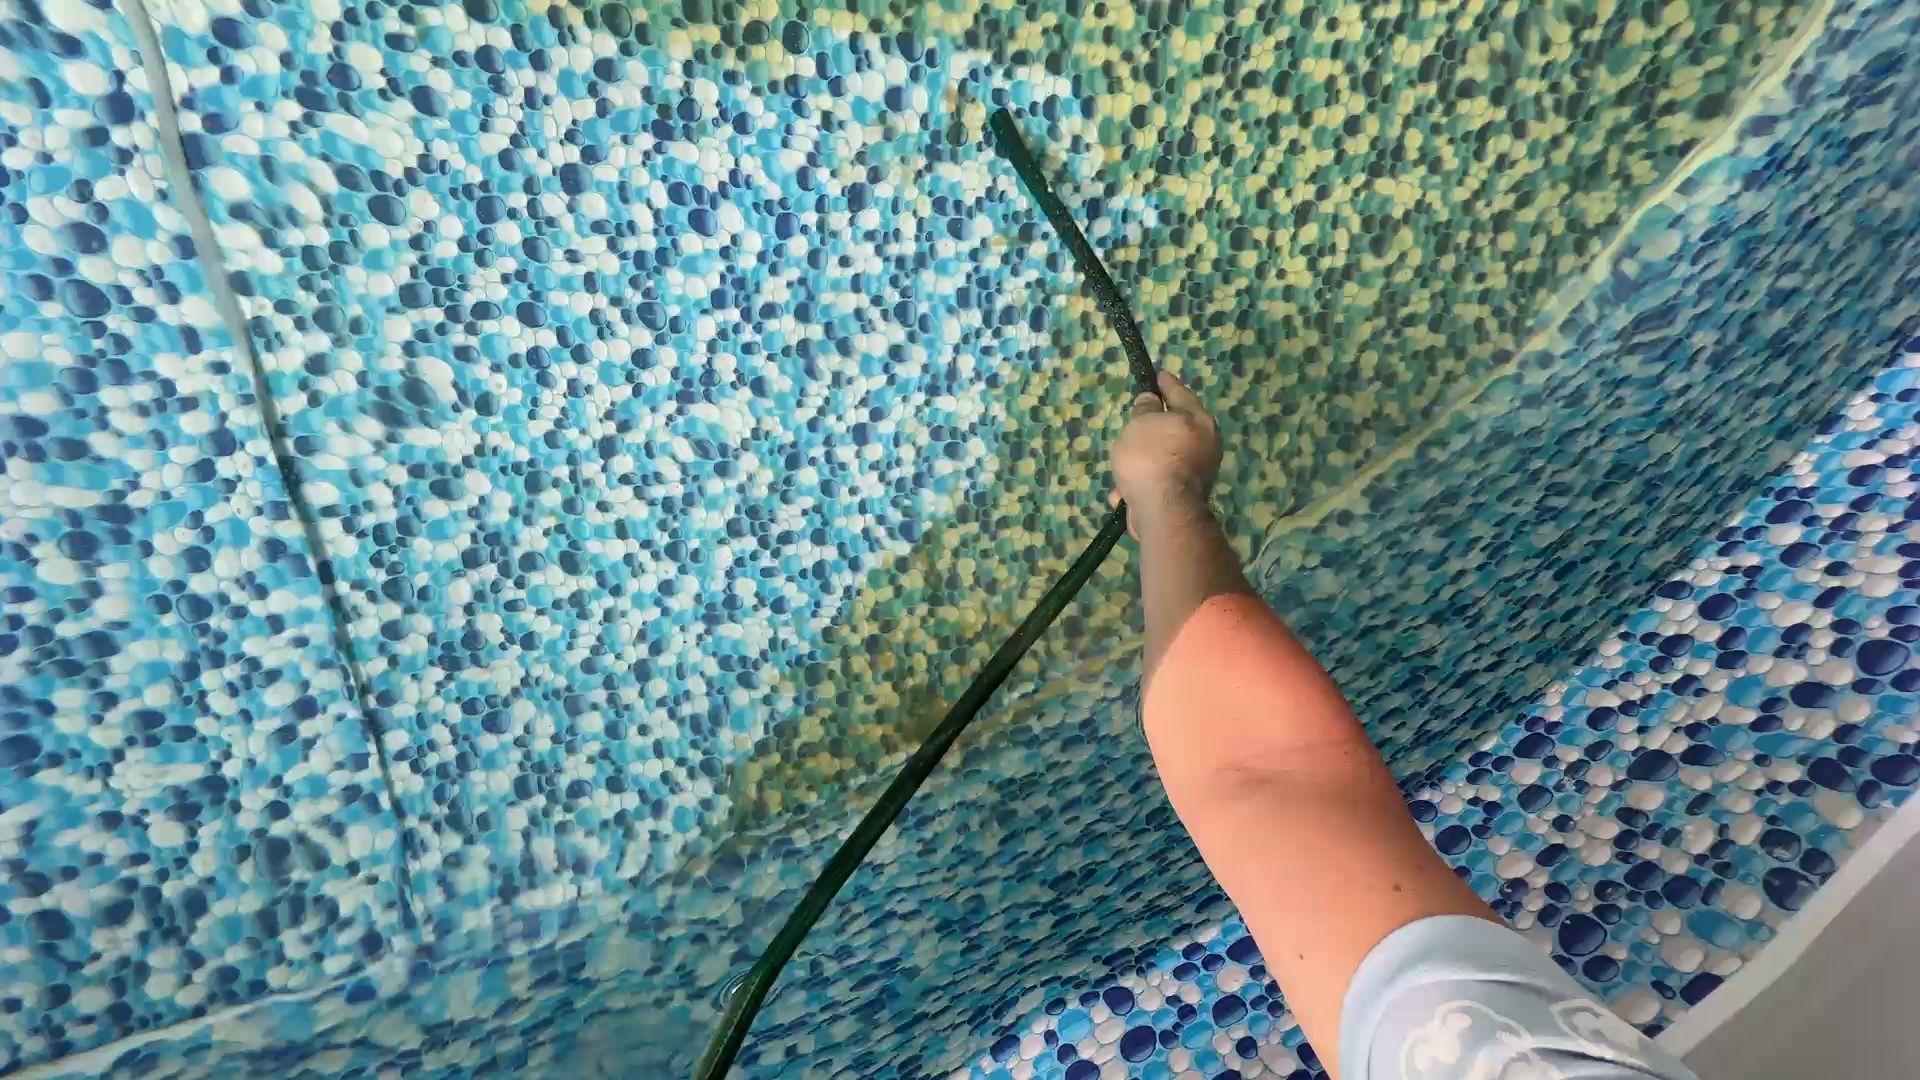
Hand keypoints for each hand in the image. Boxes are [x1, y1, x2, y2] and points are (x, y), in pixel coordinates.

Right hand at [1109, 371, 1220, 534]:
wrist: (1162, 510)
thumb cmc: (1150, 458)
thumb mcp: (1140, 424)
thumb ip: (1144, 410)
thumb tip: (1151, 402)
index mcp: (1198, 419)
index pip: (1179, 392)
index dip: (1165, 383)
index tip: (1158, 374)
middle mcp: (1205, 443)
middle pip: (1175, 427)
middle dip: (1153, 426)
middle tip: (1136, 420)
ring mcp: (1198, 471)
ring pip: (1165, 456)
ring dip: (1142, 459)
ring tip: (1122, 464)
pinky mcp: (1186, 494)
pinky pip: (1159, 480)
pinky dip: (1143, 481)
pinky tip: (1123, 491)